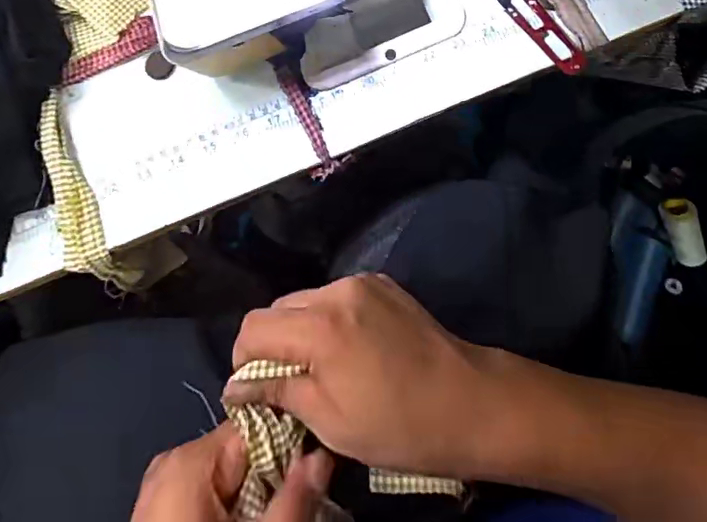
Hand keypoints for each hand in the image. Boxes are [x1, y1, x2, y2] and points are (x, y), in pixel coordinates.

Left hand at [131, 423, 334, 521]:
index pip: (257, 424)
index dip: (292, 439)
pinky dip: (234, 506)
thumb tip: (323, 456)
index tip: (319, 458)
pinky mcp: (160, 512)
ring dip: (258, 492)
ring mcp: (162, 488)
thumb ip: (293, 498)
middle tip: (304, 495)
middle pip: (243, 448)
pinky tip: (252, 520)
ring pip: (228, 473)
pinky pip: (208, 493)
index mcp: (190, 459)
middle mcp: (173, 461)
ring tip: (281, 512)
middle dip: (276, 471)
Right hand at [222, 274, 518, 478]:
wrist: (468, 400)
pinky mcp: (382, 283)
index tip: (255, 391)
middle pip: (278, 308)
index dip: (244, 360)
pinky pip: (336, 296)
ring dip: (300, 331)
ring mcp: (363, 282)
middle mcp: (338, 290)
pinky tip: (349, 350)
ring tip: (321, 368)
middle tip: (286, 385)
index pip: (254, 325)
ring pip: (306, 300)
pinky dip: (329, 320)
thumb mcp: (330, 420)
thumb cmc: (397, 424)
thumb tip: (238, 384)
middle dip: (272, 344)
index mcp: (321, 325)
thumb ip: (279, 391)